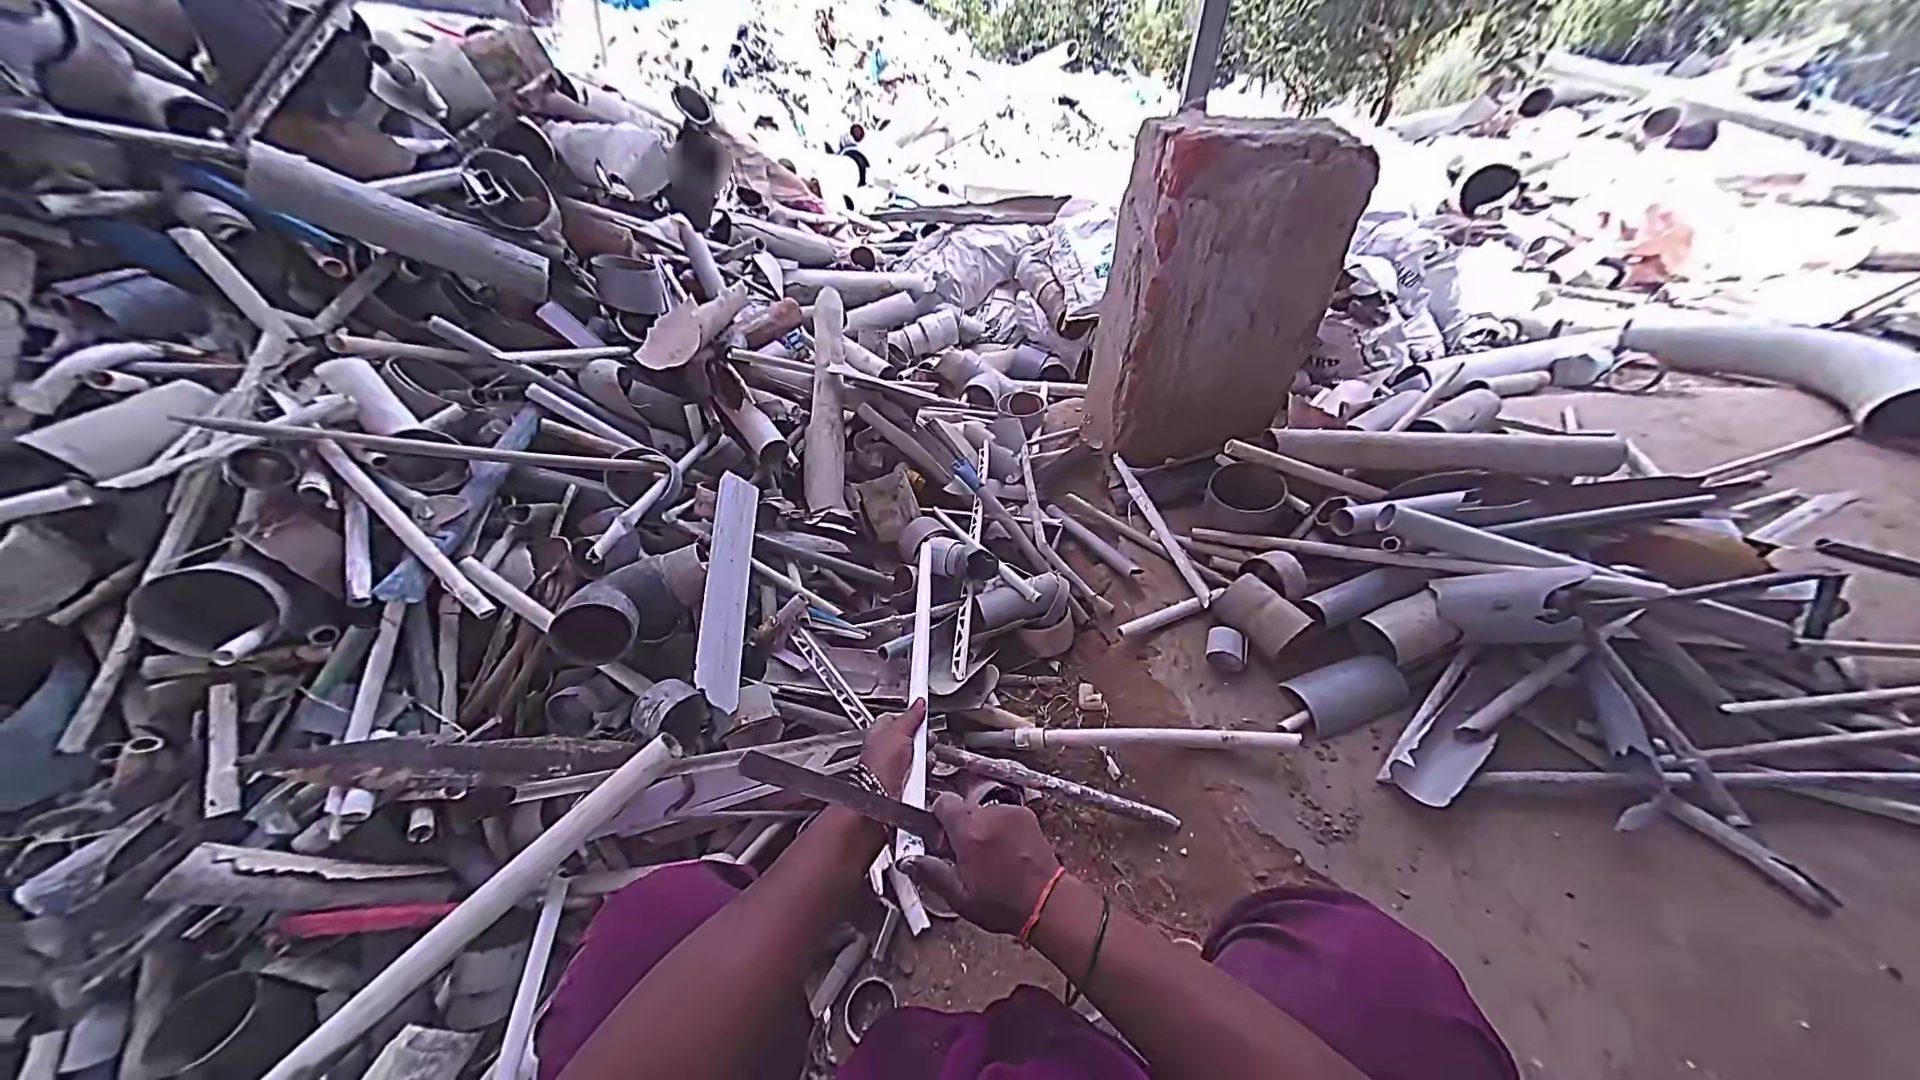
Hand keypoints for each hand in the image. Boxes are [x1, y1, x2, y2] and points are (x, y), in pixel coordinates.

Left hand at [858, 700, 925, 798]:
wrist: (882, 796)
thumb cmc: (880, 763)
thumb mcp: (899, 731)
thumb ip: (911, 716)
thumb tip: (920, 702)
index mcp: (881, 732)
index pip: (899, 717)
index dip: (912, 716)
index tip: (922, 713)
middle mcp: (888, 748)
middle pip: (914, 736)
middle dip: (923, 737)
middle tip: (924, 739)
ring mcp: (898, 765)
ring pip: (920, 753)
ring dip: (926, 755)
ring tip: (923, 758)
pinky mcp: (907, 780)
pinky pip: (923, 769)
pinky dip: (925, 769)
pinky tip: (922, 770)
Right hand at [904, 788, 1062, 935]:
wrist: (1046, 901)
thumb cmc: (1003, 904)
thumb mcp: (961, 898)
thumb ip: (933, 873)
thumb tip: (909, 860)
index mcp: (969, 834)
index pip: (943, 803)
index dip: (939, 817)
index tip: (943, 836)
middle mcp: (989, 816)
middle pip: (964, 808)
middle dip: (962, 827)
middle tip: (968, 855)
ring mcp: (1009, 812)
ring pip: (984, 811)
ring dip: (982, 827)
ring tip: (991, 856)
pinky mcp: (1025, 814)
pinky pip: (1003, 813)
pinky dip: (1001, 827)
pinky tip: (1007, 851)